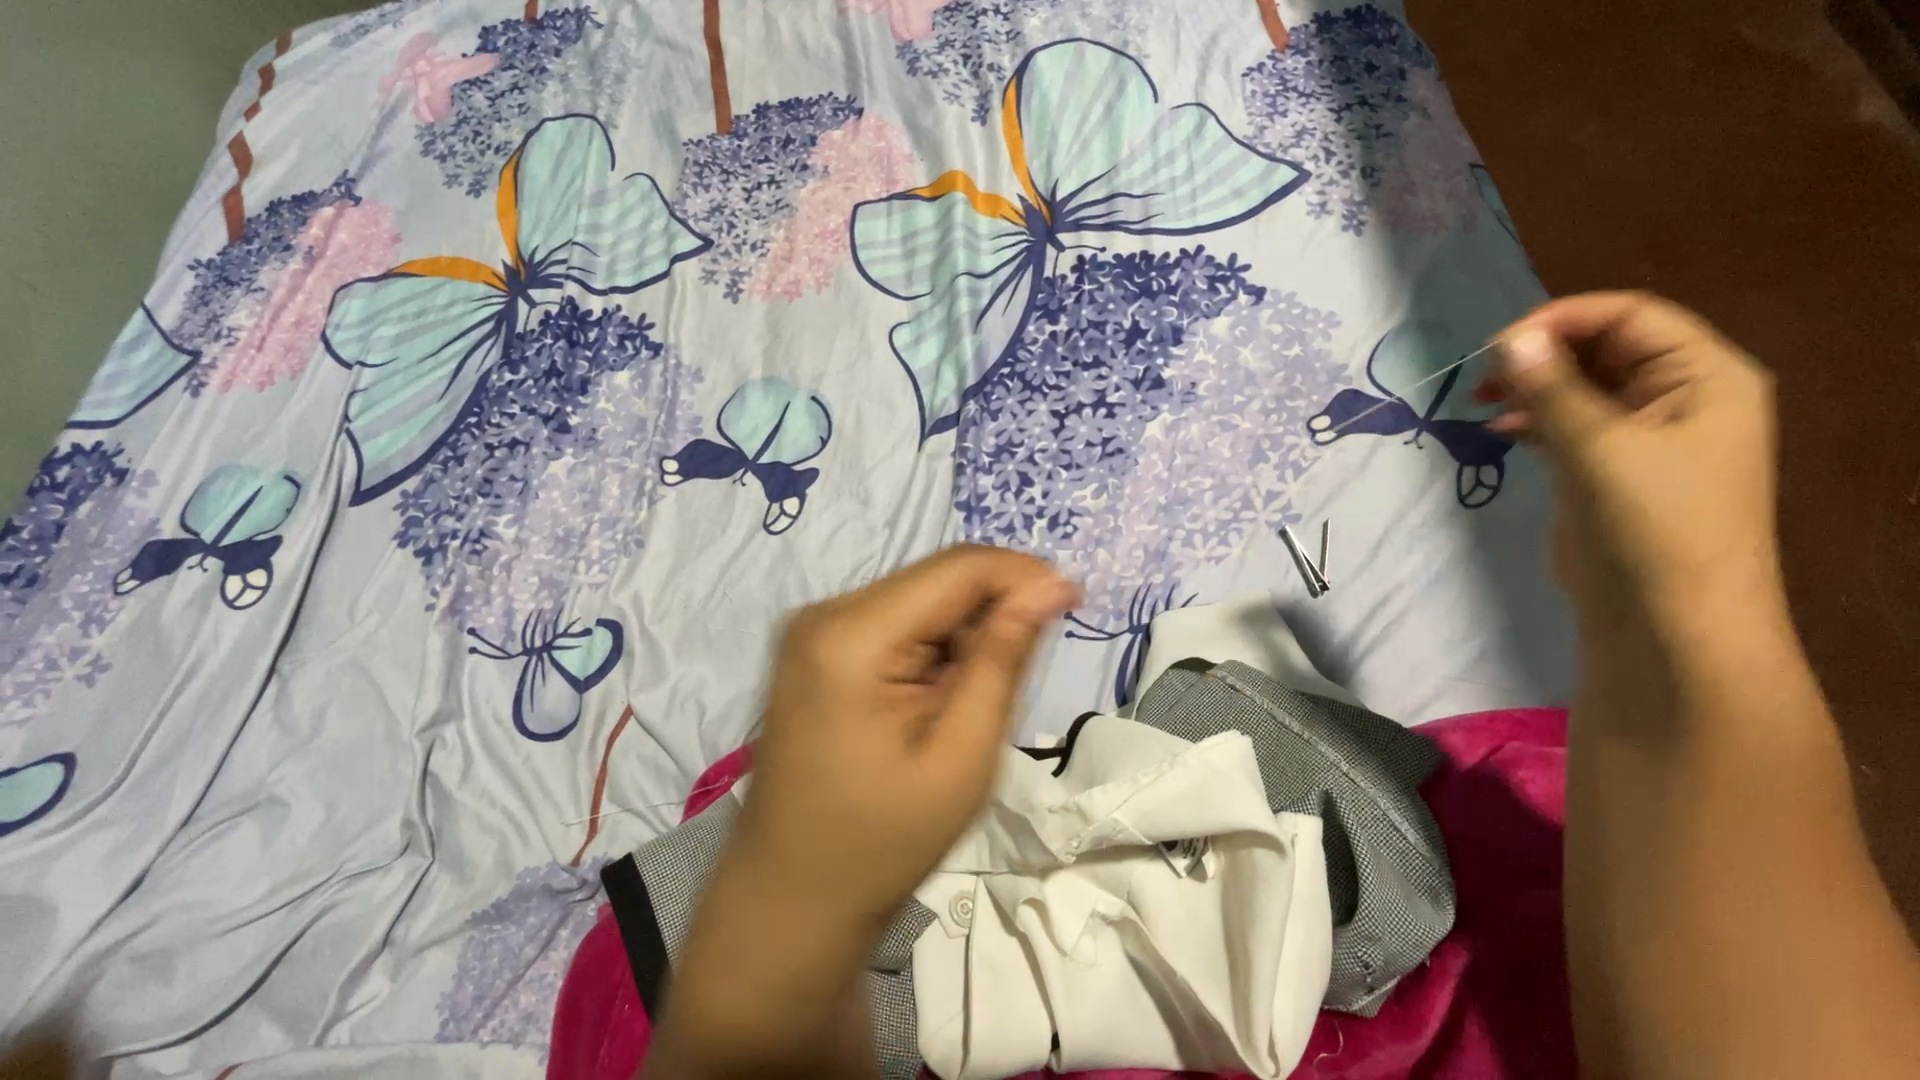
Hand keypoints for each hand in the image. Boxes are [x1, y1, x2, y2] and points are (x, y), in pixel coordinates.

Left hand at [731, 545, 1079, 935]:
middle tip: (1022, 672)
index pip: (957, 568)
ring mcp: (812, 629)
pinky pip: (893, 620)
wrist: (793, 892)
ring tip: (971, 699)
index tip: (1075, 603)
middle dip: (993, 607)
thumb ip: (1004, 660)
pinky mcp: (815, 647)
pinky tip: (937, 696)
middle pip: (935, 578)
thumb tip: (1050, 584)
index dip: (1023, 575)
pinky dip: (932, 645)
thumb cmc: (883, 840)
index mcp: (852, 637)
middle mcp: (824, 613)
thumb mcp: (962, 755)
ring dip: (964, 630)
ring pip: (919, 596)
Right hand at [1482, 292, 1783, 640]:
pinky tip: (1499, 433)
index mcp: (1705, 377)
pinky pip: (1571, 426)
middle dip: (1542, 356)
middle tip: (1482, 376)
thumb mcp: (1599, 447)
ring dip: (1532, 389)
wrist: (1668, 619)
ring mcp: (1646, 436)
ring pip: (1582, 389)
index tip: (1499, 344)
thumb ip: (1554, 389)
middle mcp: (1681, 396)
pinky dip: (1534, 423)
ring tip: (1481, 402)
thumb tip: (1510, 339)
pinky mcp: (1613, 470)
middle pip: (1605, 349)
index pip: (1631, 317)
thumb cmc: (1651, 524)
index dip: (1563, 319)